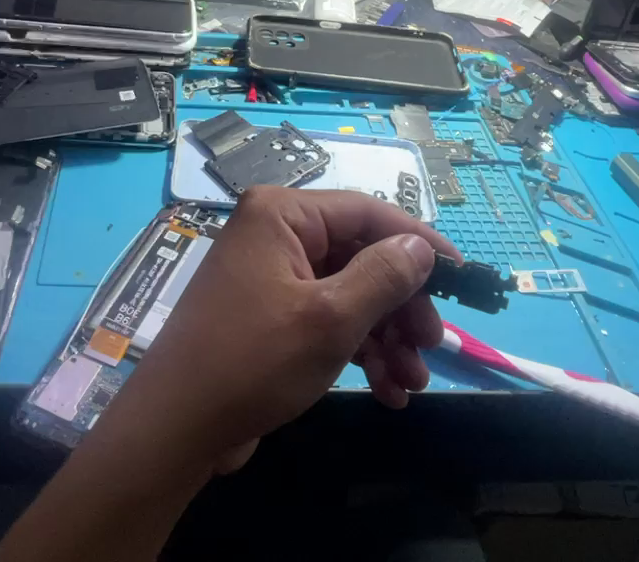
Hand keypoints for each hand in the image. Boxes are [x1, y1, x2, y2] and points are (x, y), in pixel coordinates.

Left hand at [98, 187, 460, 472]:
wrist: (177, 426)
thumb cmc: (253, 361)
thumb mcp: (329, 319)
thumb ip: (382, 276)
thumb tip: (420, 246)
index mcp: (282, 214)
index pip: (365, 212)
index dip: (417, 241)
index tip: (461, 275)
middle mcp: (276, 233)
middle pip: (360, 255)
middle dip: (400, 305)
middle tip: (431, 346)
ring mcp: (272, 274)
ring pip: (349, 292)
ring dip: (386, 337)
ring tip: (411, 383)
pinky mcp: (271, 314)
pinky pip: (327, 318)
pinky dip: (359, 350)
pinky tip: (388, 392)